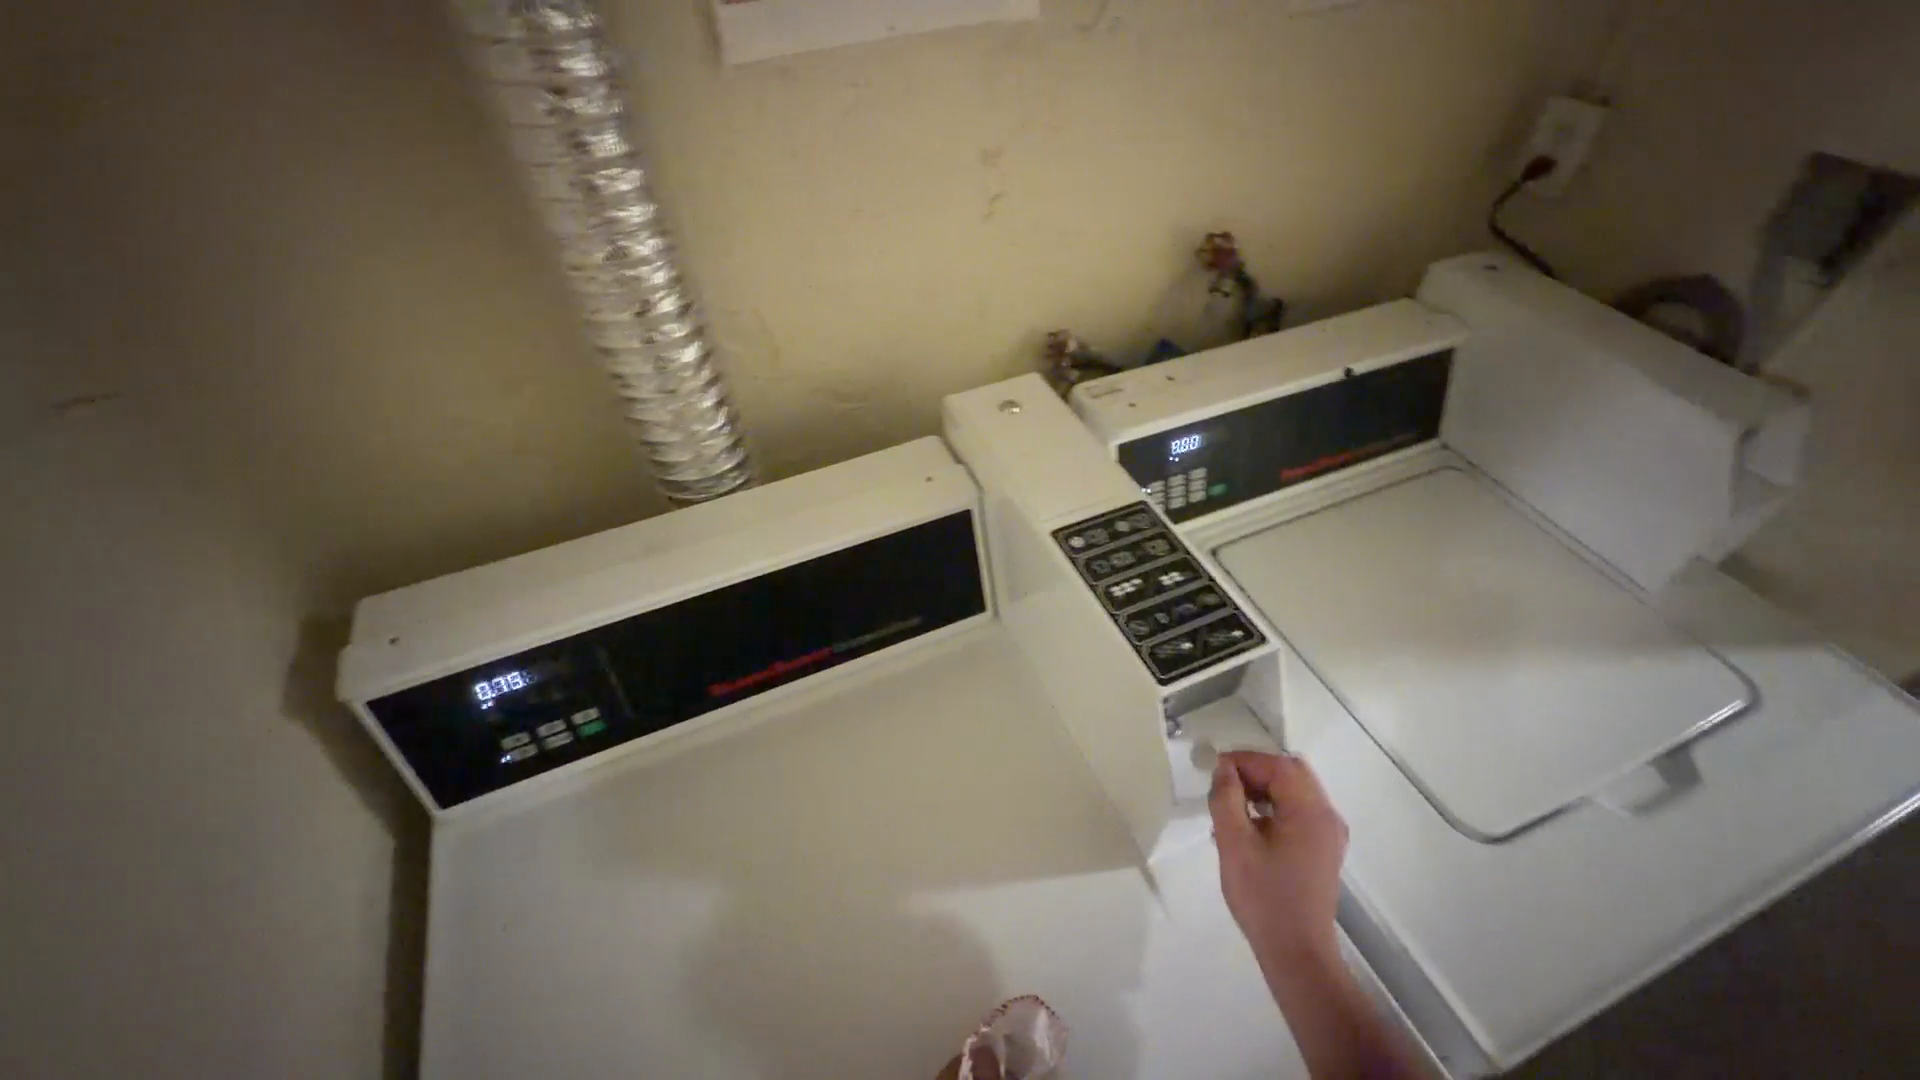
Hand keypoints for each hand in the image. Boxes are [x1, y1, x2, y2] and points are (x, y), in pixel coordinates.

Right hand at [1208, 750, 1349, 969]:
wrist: (1297, 953)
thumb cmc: (1263, 897)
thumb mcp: (1234, 844)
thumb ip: (1226, 799)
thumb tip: (1224, 769)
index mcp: (1310, 811)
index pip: (1278, 766)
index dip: (1245, 760)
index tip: (1214, 769)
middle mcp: (1326, 817)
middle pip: (1291, 774)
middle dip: (1255, 771)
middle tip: (1222, 784)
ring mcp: (1328, 835)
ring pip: (1295, 793)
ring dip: (1263, 790)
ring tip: (1229, 806)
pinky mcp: (1322, 851)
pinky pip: (1298, 813)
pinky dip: (1273, 808)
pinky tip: (1247, 827)